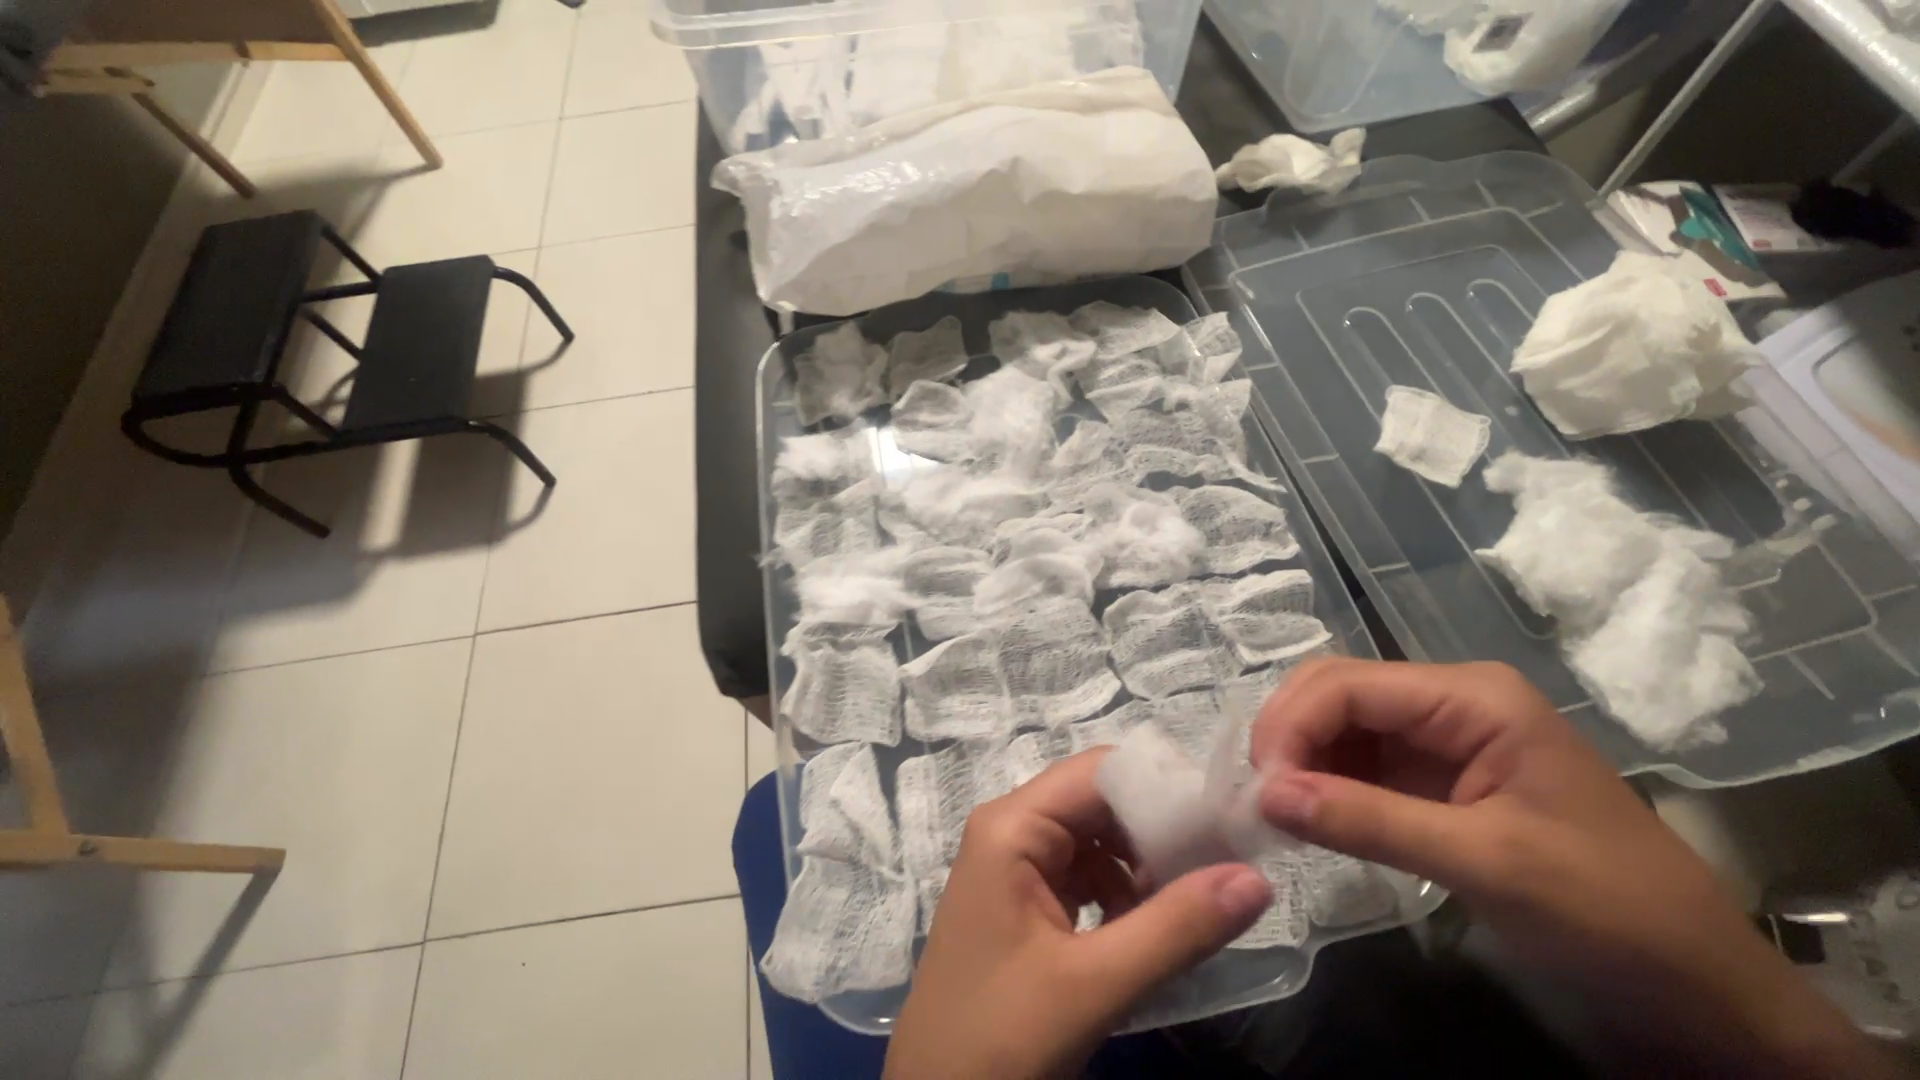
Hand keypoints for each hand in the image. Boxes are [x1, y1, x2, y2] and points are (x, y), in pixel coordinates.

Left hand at [884, 750, 1272, 1079]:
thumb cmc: (999, 1036)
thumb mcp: (1093, 984)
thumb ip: (1176, 928)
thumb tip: (1258, 878)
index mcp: (1013, 826)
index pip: (1101, 771)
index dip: (1166, 786)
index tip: (1229, 820)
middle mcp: (1012, 830)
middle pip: (1102, 802)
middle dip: (1163, 829)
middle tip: (1228, 862)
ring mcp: (1016, 866)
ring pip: (1099, 840)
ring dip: (1148, 866)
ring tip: (1197, 900)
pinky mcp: (1025, 902)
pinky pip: (1087, 876)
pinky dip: (1125, 895)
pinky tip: (1152, 929)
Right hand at [1251, 657, 1895, 1078]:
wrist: (1691, 978)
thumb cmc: (1605, 907)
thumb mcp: (1485, 862)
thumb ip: (1369, 820)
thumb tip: (1264, 794)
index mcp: (1471, 697)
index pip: (1347, 684)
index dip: (1290, 726)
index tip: (1259, 791)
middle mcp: (1449, 701)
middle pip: (1335, 691)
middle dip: (1287, 736)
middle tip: (1258, 800)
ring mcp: (1442, 738)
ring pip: (1339, 725)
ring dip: (1298, 762)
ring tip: (1273, 815)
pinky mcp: (1434, 777)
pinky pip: (1357, 763)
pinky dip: (1321, 786)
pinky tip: (1305, 819)